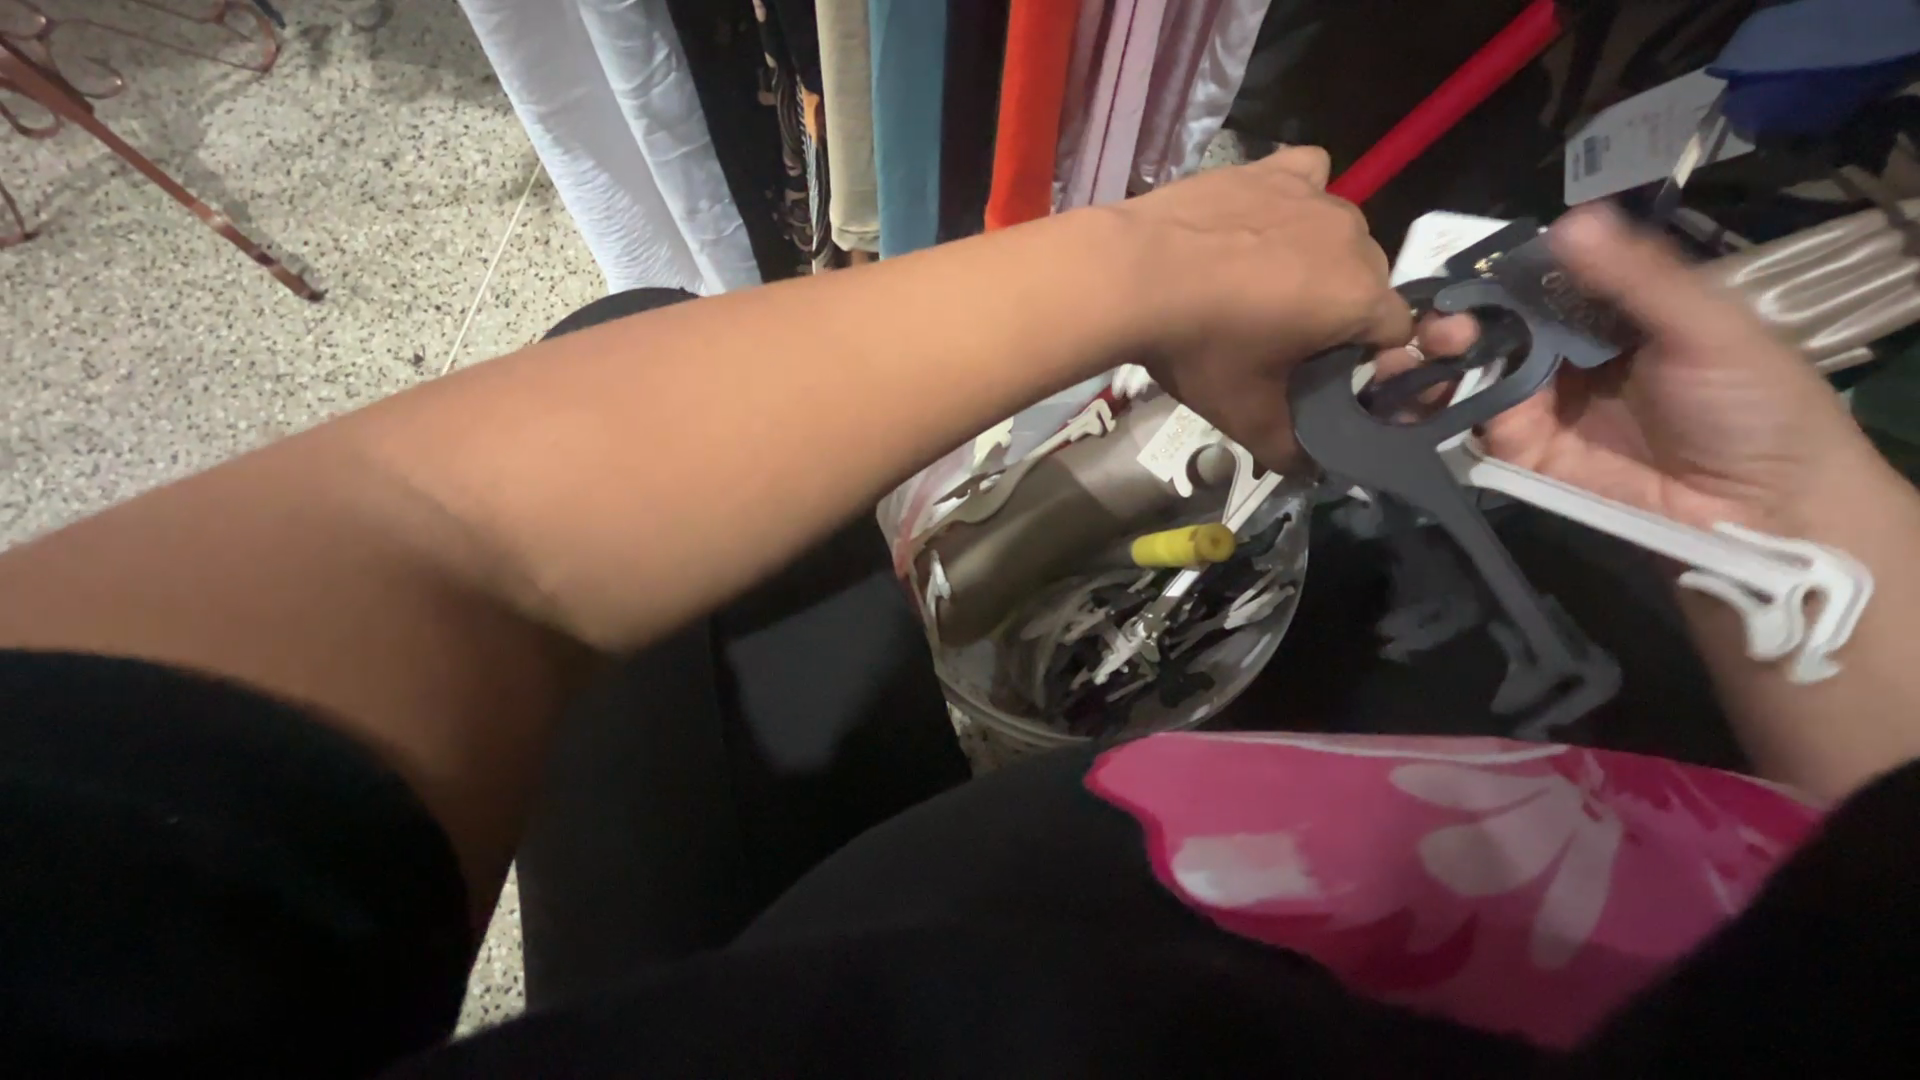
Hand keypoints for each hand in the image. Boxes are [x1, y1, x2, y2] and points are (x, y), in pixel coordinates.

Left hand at [1111, 146, 1411, 468]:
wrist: (1133, 276)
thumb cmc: (1199, 348)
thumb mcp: (1244, 413)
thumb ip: (1288, 448)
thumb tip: (1307, 469)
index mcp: (1360, 298)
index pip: (1394, 332)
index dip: (1363, 356)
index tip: (1319, 369)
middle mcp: (1354, 238)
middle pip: (1366, 282)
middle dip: (1336, 310)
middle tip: (1277, 335)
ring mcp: (1314, 196)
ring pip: (1336, 235)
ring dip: (1313, 260)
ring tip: (1254, 285)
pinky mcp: (1272, 168)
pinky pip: (1305, 180)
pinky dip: (1293, 204)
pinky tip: (1260, 223)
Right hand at [1414, 204, 1882, 535]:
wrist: (1754, 507)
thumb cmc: (1751, 403)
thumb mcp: (1705, 325)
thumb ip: (1634, 278)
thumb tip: (1565, 221)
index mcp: (1606, 318)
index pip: (1536, 286)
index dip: (1495, 278)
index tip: (1463, 272)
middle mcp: (1561, 357)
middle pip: (1489, 329)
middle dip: (1450, 321)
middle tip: (1438, 327)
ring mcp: (1533, 405)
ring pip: (1466, 372)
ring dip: (1428, 362)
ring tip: (1404, 357)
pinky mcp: (1514, 450)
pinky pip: (1468, 422)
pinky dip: (1432, 407)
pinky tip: (1411, 393)